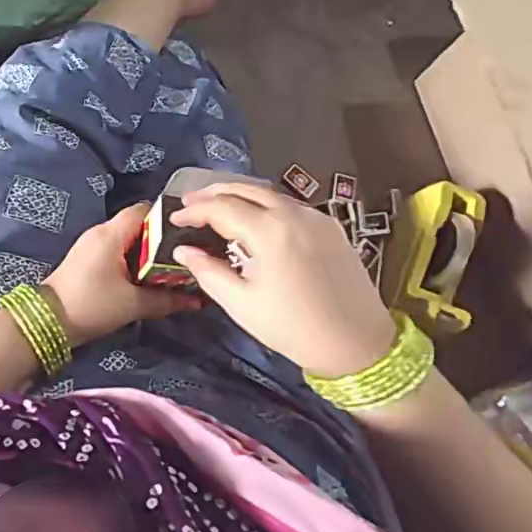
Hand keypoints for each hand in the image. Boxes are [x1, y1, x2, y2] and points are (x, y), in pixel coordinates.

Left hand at [42, 203, 202, 347]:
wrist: (47, 322)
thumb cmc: (91, 306)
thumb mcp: (133, 304)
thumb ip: (167, 300)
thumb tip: (197, 300)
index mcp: (111, 234)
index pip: (146, 210)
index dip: (169, 219)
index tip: (188, 236)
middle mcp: (100, 232)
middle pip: (139, 225)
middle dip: (162, 240)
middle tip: (185, 256)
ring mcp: (91, 245)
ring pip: (128, 240)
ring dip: (148, 253)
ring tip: (171, 268)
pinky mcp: (87, 260)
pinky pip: (116, 251)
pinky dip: (133, 260)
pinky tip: (147, 277)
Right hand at [169, 183, 394, 376]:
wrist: (357, 342)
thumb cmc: (293, 328)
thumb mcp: (241, 304)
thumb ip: (208, 271)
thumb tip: (184, 251)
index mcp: (270, 231)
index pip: (222, 207)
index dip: (194, 210)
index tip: (174, 218)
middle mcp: (294, 214)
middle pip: (246, 188)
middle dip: (214, 192)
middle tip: (190, 201)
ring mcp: (316, 217)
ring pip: (270, 193)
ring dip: (240, 195)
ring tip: (216, 206)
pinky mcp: (331, 227)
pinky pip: (290, 205)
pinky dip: (264, 204)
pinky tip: (253, 219)